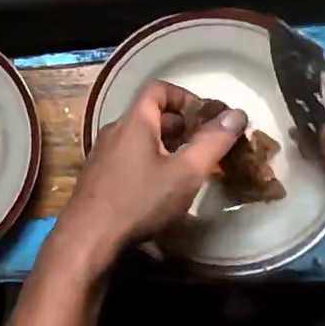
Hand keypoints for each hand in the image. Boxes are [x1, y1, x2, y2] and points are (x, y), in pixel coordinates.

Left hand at [56, 81, 246, 262]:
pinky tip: (164, 187)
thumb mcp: (185, 173)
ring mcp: (103, 153)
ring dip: (168, 146)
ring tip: (191, 168)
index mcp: (134, 121)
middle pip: (151, 115)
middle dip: (182, 126)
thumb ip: (212, 142)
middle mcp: (115, 130)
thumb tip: (236, 114)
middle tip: (207, 146)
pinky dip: (151, 161)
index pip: (158, 89)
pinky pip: (129, 156)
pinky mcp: (99, 174)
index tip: (207, 116)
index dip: (185, 96)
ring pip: (141, 138)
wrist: (88, 236)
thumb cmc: (139, 200)